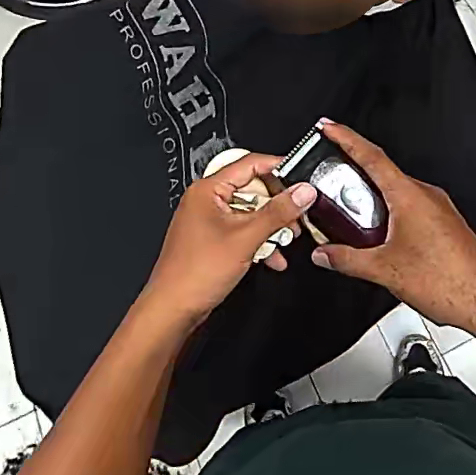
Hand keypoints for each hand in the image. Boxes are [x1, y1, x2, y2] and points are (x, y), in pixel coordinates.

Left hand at [136, 153, 316, 327]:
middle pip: (254, 190)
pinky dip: (261, 241)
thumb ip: (278, 212)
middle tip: (298, 213)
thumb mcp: (246, 237)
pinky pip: (246, 231)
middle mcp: (206, 201)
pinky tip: (273, 256)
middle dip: (279, 205)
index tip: (301, 177)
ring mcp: (210, 221)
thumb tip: (302, 192)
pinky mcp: (215, 240)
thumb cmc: (193, 274)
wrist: (174, 310)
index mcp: (207, 190)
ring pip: (252, 213)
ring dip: (272, 227)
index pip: (250, 164)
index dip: (279, 168)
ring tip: (286, 238)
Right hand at [306, 121, 475, 338]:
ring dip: (373, 202)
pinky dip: (390, 216)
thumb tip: (326, 254)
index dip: (346, 138)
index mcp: (410, 196)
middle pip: (383, 175)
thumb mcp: (384, 270)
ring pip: (398, 195)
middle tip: (331, 184)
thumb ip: (347, 259)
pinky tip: (380, 239)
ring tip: (352, 220)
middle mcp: (427, 196)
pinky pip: (411, 210)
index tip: (329, 127)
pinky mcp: (444, 224)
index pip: (372, 156)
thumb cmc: (450, 281)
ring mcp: (438, 209)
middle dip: (354, 178)